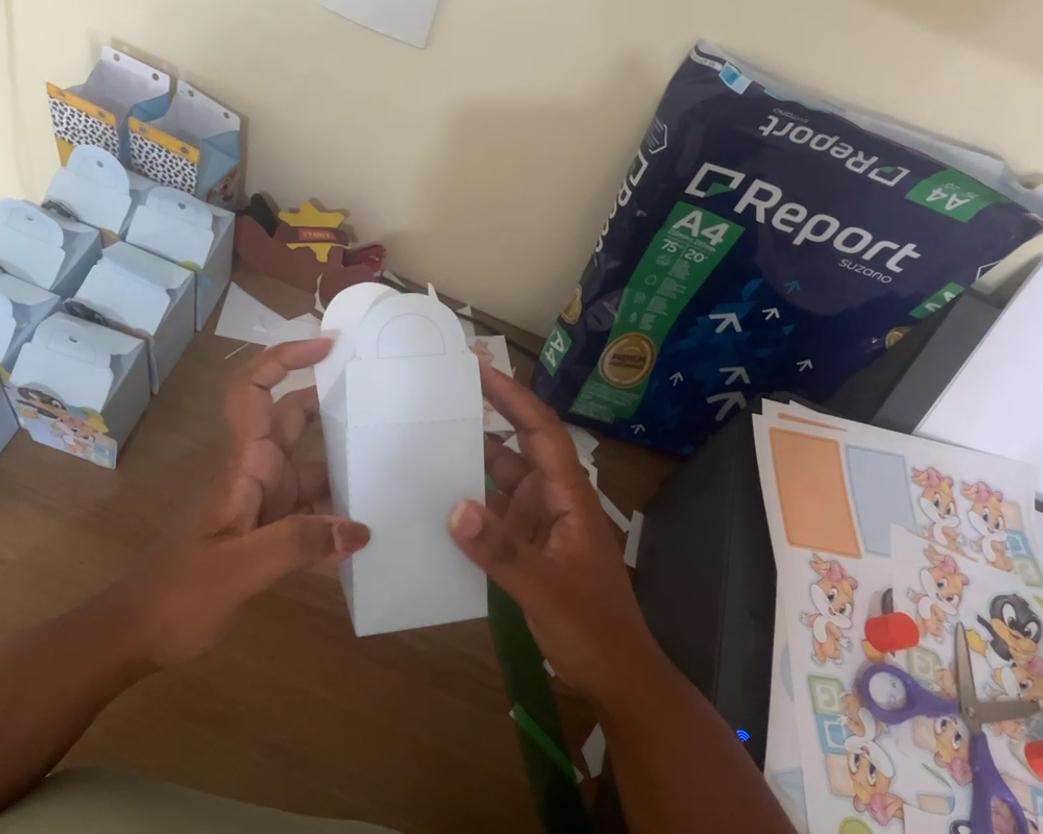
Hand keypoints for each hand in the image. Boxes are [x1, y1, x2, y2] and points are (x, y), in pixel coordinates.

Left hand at [115, 338, 369, 671]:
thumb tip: (361, 529)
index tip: (328, 346)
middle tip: (382, 399)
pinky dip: (337, 514)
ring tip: (395, 469)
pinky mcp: (267, 533)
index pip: (255, 392)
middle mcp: (255, 475)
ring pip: (309, 469)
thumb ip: (300, 545)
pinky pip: (309, 510)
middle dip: (331, 403)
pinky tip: (368, 529)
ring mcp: (262, 504)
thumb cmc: (179, 594)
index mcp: (243, 467)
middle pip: (293, 422)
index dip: (286, 360)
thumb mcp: (240, 570)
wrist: (137, 633)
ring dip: (343, 468)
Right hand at [446, 364, 661, 700]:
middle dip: (487, 416)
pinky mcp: (527, 546)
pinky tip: (436, 498)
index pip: (540, 431)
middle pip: (518, 446)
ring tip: (426, 436)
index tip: (479, 368)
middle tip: (440, 393)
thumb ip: (500, 548)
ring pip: (502, 479)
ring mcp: (539, 523)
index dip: (513, 396)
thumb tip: (454, 507)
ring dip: (472, 460)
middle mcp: (553, 499)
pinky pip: (493, 513)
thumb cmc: (591, 625)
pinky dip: (469, 503)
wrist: (616, 673)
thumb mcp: (544, 587)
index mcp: (569, 495)